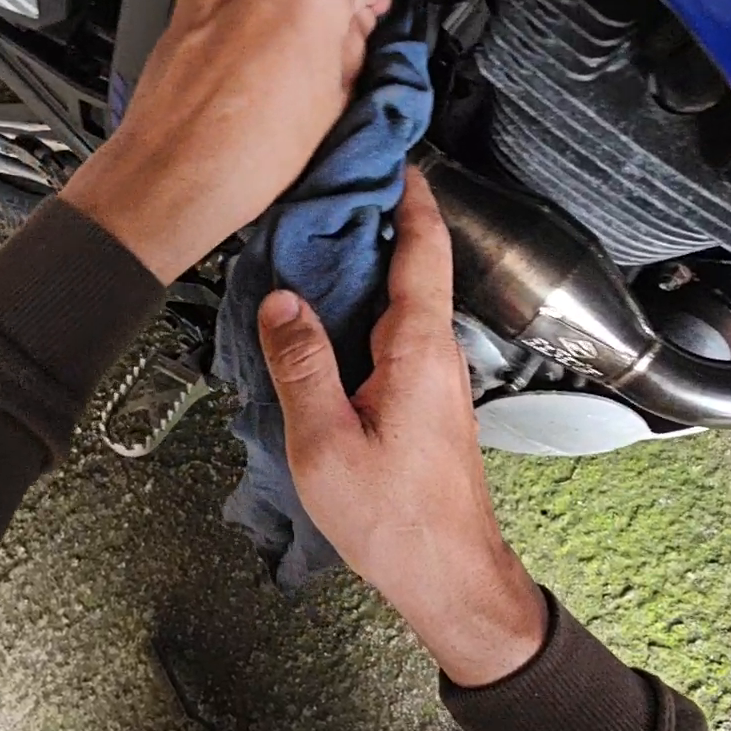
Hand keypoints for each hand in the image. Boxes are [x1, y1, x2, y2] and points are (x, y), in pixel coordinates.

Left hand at [61, 0, 391, 283]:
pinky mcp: (183, 11)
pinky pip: (227, 11)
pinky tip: (242, 84)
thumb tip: (353, 41)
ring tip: (277, 86)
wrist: (175, 177)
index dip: (372, 7)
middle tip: (324, 70)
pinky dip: (239, 34)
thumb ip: (353, 57)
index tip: (369, 24)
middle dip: (322, 21)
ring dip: (278, 27)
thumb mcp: (333, 110)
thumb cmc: (245, 154)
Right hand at [257, 168, 547, 685]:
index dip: (409, 197)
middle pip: (413, 270)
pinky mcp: (428, 404)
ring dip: (369, 274)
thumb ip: (302, 366)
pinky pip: (398, 342)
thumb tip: (282, 302)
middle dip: (377, 228)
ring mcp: (438, 381)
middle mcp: (439, 357)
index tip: (388, 157)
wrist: (448, 574)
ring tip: (317, 253)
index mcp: (419, 352)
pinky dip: (367, 317)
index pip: (423, 251)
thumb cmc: (394, 519)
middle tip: (328, 198)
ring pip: (404, 307)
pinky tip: (330, 328)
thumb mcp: (326, 442)